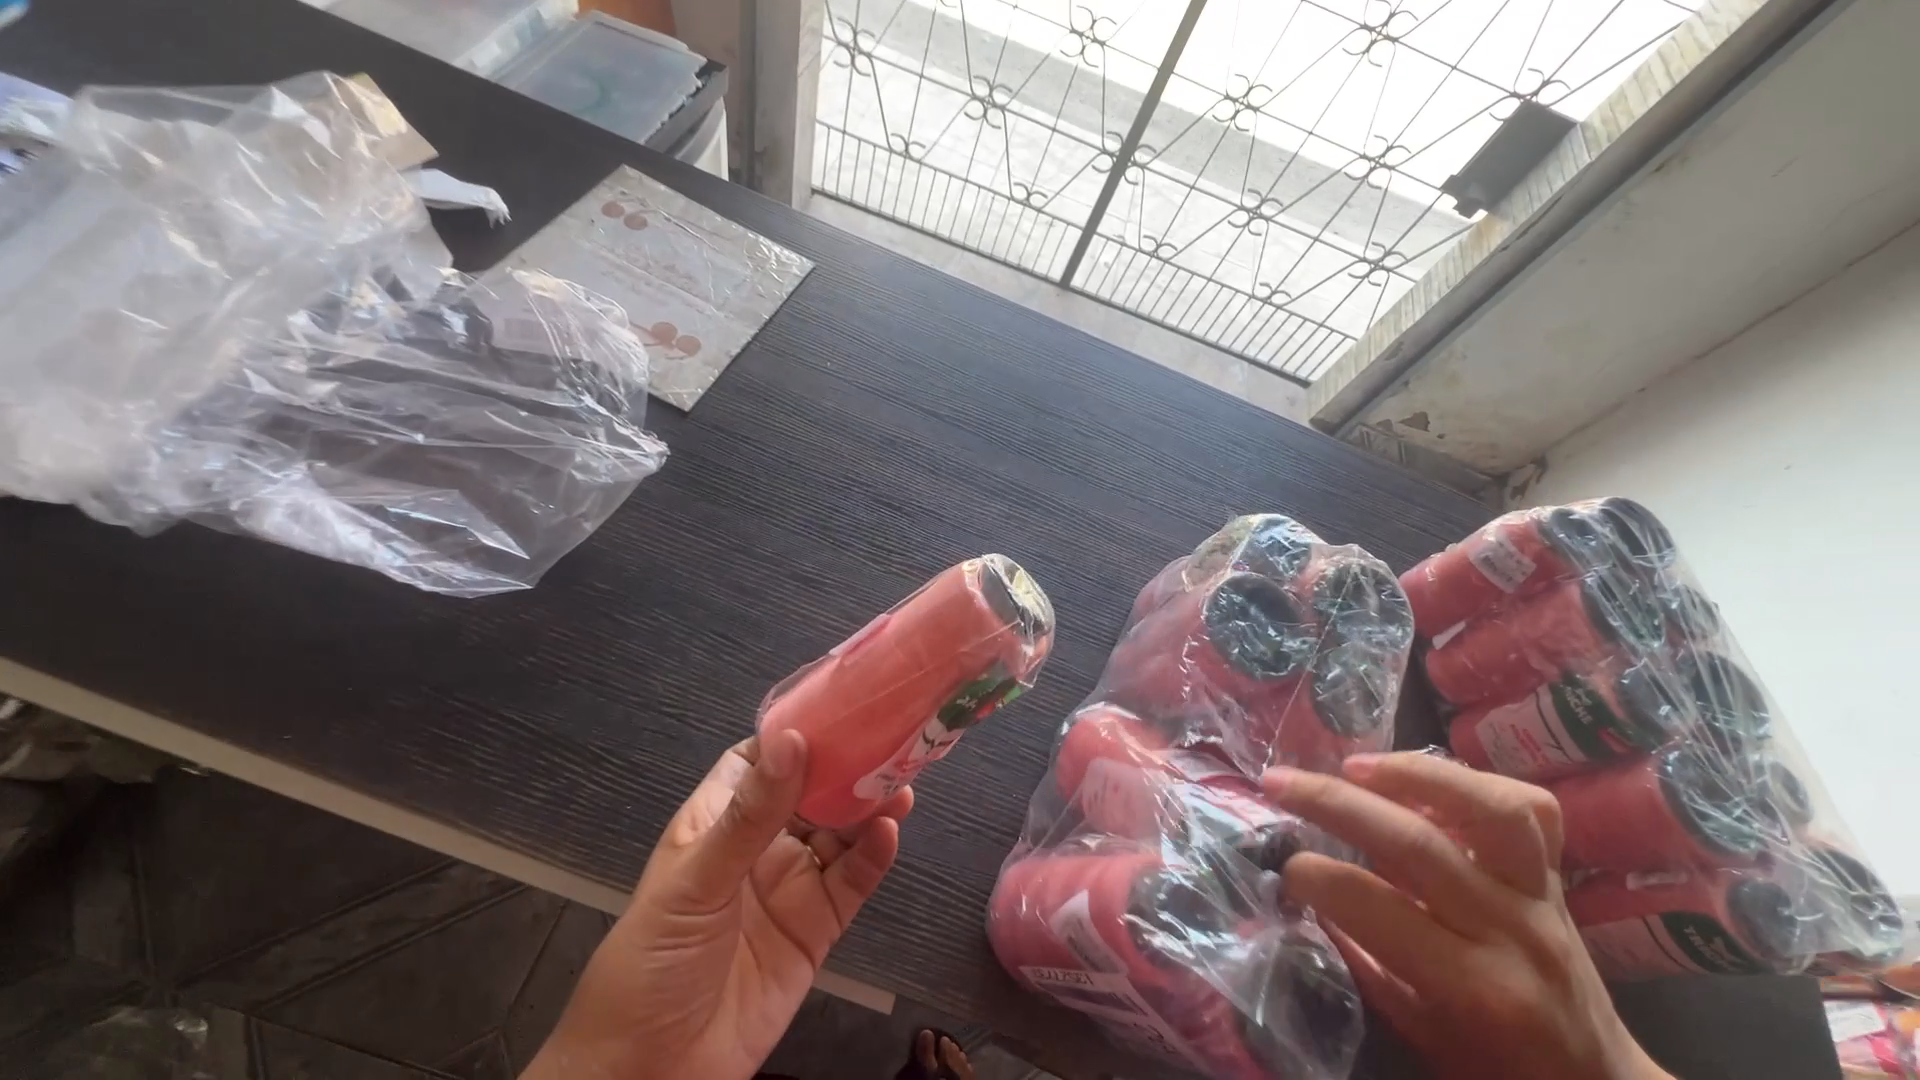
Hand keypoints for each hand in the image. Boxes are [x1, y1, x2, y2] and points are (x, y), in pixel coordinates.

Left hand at [521, 730, 912, 1079]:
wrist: (652, 1076)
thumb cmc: (653, 963)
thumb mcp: (696, 882)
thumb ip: (751, 815)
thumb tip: (793, 741)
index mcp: (717, 820)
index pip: (761, 760)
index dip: (797, 733)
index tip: (841, 704)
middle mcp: (758, 845)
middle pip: (811, 792)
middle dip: (847, 767)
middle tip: (890, 739)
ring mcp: (790, 886)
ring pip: (839, 833)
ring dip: (868, 808)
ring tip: (901, 782)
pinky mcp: (817, 928)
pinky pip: (851, 883)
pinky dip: (874, 858)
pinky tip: (889, 834)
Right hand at [1262, 753, 1671, 1079]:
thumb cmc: (1489, 1062)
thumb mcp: (1413, 1026)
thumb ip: (1357, 956)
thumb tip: (1293, 894)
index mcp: (1472, 985)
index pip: (1375, 907)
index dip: (1313, 876)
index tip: (1279, 865)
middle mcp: (1512, 931)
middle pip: (1416, 843)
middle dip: (1333, 802)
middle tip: (1278, 781)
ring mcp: (1543, 896)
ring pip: (1491, 809)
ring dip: (1413, 773)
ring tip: (1355, 765)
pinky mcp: (1556, 874)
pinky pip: (1531, 807)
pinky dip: (1472, 781)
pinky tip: (1422, 780)